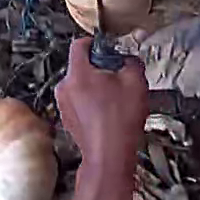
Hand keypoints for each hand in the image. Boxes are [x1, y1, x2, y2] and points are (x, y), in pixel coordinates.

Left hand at [56, 38, 147, 172]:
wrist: (110, 156)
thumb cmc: (119, 122)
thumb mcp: (135, 82)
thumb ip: (131, 61)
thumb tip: (129, 58)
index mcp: (78, 74)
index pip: (80, 44)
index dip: (96, 42)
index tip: (107, 48)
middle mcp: (65, 87)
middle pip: (80, 65)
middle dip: (100, 68)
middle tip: (118, 76)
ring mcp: (64, 105)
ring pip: (80, 84)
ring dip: (96, 86)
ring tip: (115, 97)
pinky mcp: (68, 119)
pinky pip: (79, 101)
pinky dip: (91, 102)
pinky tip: (108, 112)